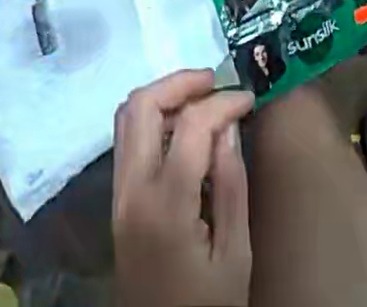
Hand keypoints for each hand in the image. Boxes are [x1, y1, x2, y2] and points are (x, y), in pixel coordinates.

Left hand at [113, 70, 256, 306]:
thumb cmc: (208, 306)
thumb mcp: (235, 253)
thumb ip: (230, 182)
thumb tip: (229, 123)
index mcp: (164, 205)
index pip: (190, 126)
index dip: (223, 102)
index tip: (249, 98)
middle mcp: (130, 190)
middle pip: (140, 106)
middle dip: (180, 82)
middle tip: (216, 82)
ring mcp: (117, 194)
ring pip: (126, 116)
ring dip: (163, 95)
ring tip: (202, 97)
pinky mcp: (117, 200)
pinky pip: (127, 138)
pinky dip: (153, 117)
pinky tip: (183, 125)